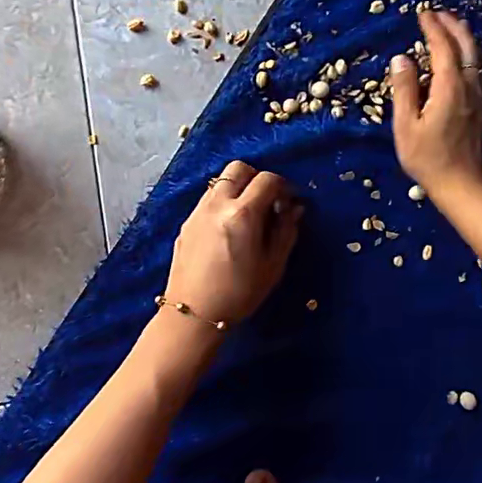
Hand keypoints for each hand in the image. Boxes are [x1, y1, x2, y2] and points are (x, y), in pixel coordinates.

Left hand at [165, 160, 303, 324]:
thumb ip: (286, 230)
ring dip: (237, 188)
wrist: (194, 314)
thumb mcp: (273, 265)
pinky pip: (208, 199)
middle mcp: (217, 204)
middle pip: (239, 168)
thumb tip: (295, 207)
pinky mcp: (186, 223)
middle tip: (267, 201)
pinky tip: (228, 228)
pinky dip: (222, 202)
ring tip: (247, 214)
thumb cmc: (240, 293)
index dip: (283, 186)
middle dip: (256, 177)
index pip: (267, 179)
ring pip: (220, 181)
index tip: (289, 201)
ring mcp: (198, 211)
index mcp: (243, 213)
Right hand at [388, 10, 481, 195]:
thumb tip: (401, 58)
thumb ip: (404, 89)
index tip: (422, 14)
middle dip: (452, 27)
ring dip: (462, 38)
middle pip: (466, 47)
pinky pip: (475, 70)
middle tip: (438, 14)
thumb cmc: (427, 159)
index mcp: (449, 88)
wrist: (461, 184)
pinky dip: (466, 55)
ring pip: (474, 58)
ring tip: (450, 28)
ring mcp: (477, 98)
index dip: (433, 28)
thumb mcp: (406, 126)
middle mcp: (468, 87)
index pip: (442, 48)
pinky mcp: (479, 108)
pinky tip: (458, 59)